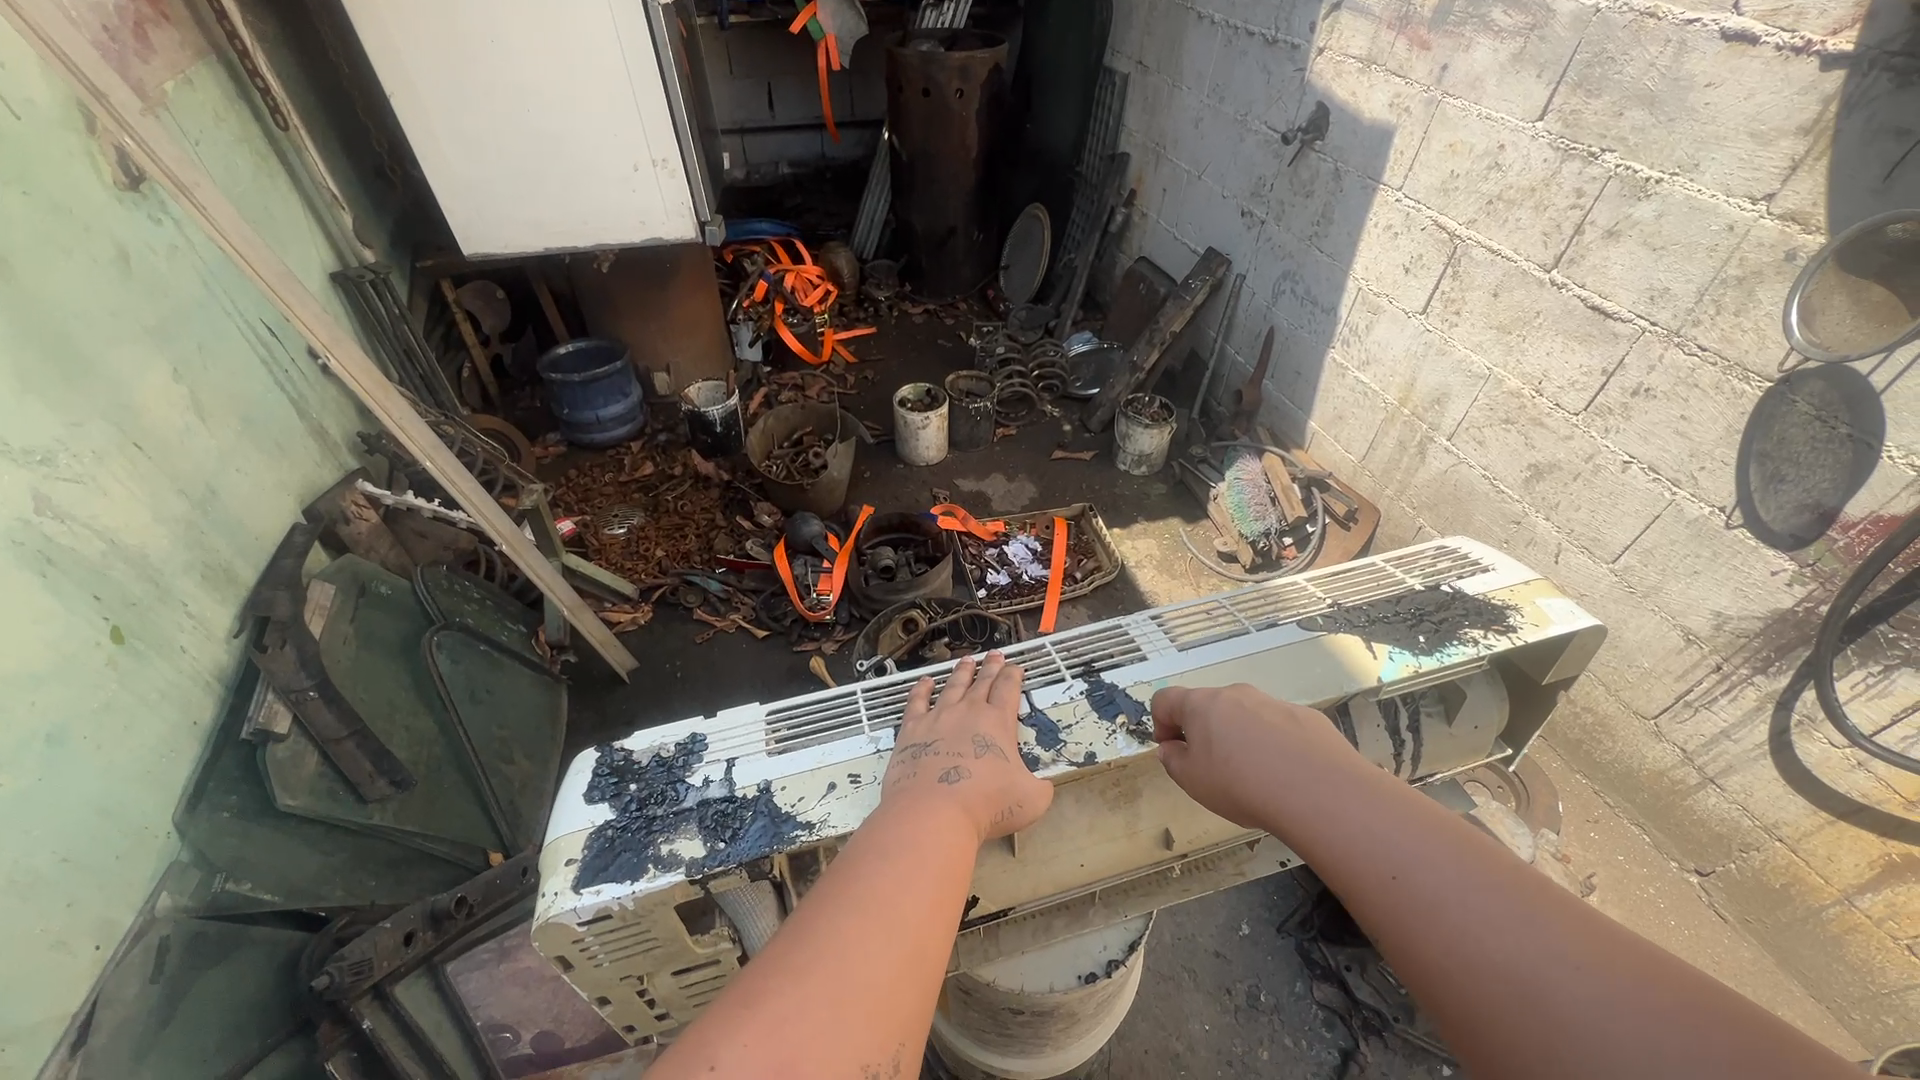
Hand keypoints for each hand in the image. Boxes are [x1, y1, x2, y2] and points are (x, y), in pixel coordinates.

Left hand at [882, 653, 1053, 842]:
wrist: (933, 812)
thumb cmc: (987, 804)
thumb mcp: (1031, 800)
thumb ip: (1040, 788)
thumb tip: (1043, 787)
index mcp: (998, 722)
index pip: (1008, 688)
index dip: (1013, 675)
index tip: (1015, 667)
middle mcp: (968, 711)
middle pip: (982, 682)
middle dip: (991, 667)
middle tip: (995, 654)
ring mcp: (937, 717)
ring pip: (952, 686)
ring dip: (962, 672)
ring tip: (967, 660)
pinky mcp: (911, 730)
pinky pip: (917, 702)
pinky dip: (922, 689)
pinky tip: (925, 682)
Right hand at [1151, 683, 1369, 830]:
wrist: (1319, 791)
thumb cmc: (1241, 785)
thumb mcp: (1193, 782)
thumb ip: (1174, 761)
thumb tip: (1171, 749)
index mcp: (1202, 705)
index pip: (1166, 699)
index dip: (1160, 723)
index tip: (1170, 749)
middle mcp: (1236, 695)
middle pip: (1209, 705)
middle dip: (1203, 731)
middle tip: (1210, 766)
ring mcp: (1274, 703)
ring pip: (1246, 715)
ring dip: (1240, 737)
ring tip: (1252, 775)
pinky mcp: (1306, 717)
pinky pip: (1279, 727)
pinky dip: (1274, 744)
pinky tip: (1285, 774)